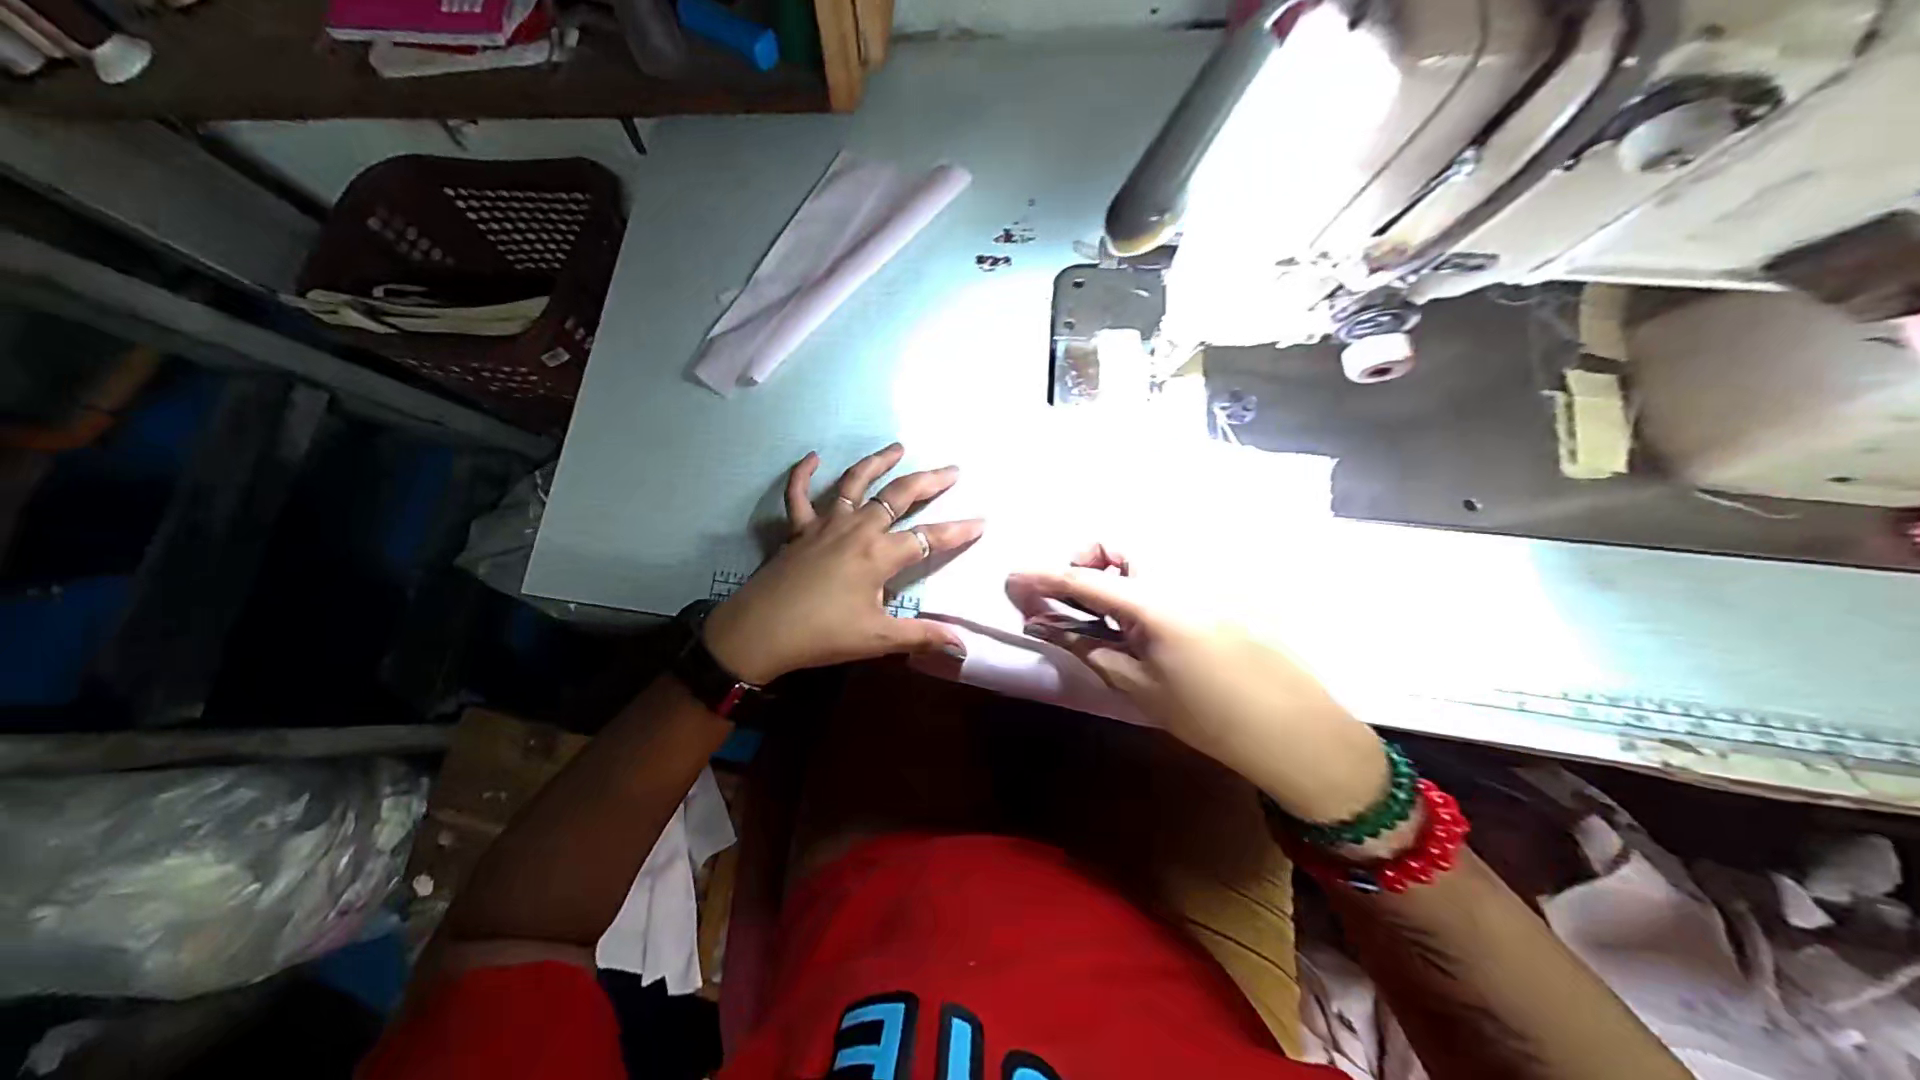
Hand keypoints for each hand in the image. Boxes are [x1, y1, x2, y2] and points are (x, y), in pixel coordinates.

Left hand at [702, 444, 983, 684]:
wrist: (760, 632)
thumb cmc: (823, 635)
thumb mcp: (877, 640)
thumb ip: (921, 636)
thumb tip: (962, 646)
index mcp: (880, 554)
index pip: (929, 539)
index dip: (958, 531)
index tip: (981, 522)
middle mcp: (857, 529)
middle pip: (898, 496)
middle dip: (929, 481)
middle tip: (951, 470)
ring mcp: (825, 524)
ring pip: (855, 483)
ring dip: (877, 462)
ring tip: (897, 447)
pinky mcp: (798, 529)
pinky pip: (798, 494)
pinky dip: (804, 473)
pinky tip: (812, 457)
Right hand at [1007, 545, 1387, 823]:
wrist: (1290, 728)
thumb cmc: (1206, 714)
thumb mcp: (1136, 684)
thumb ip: (1086, 646)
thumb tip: (1043, 624)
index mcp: (1152, 601)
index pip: (1084, 579)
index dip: (1043, 578)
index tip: (1012, 580)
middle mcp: (1177, 577)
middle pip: (1118, 547)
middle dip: (1086, 562)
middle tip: (1074, 602)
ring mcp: (1201, 582)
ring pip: (1143, 559)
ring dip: (1112, 575)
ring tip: (1106, 620)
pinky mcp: (1217, 593)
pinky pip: (1166, 576)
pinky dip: (1139, 588)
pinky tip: (1141, 626)